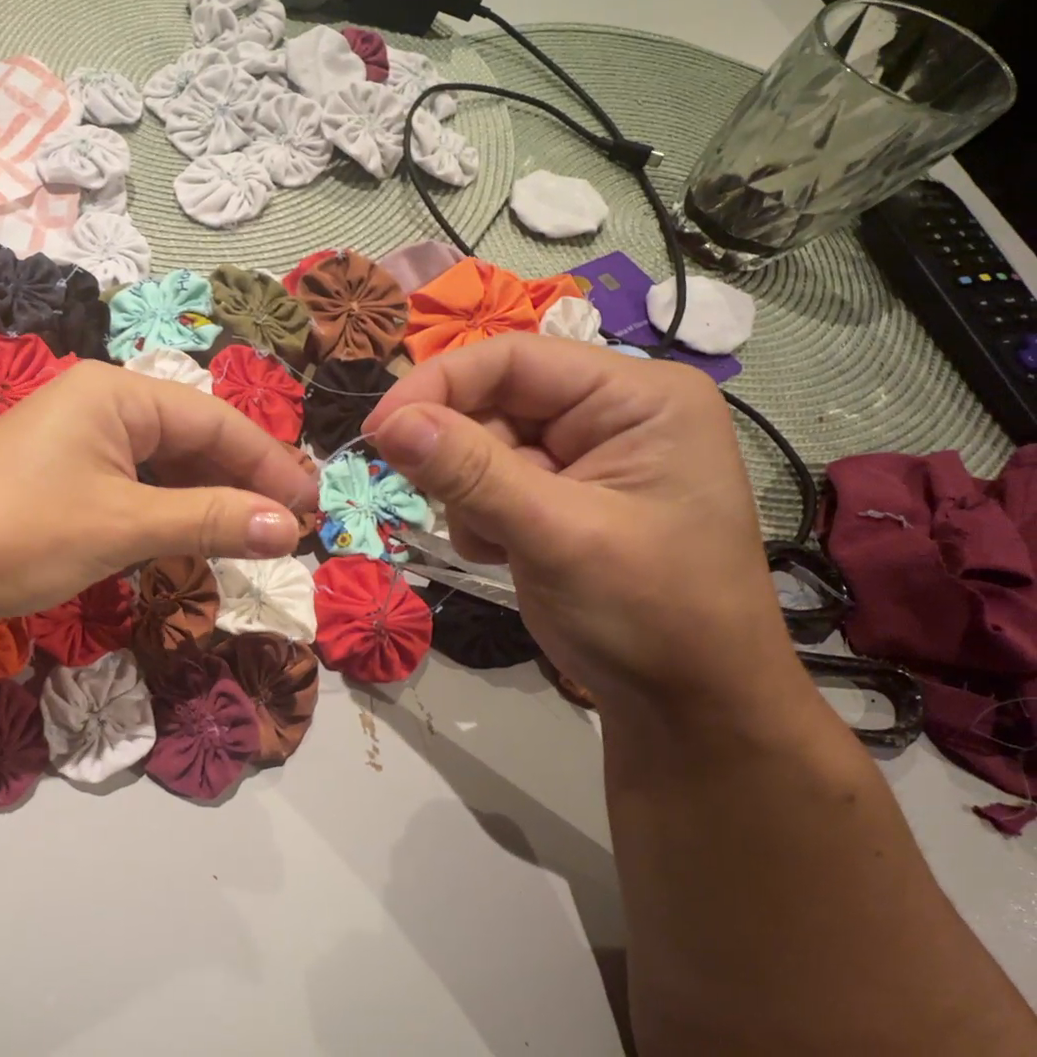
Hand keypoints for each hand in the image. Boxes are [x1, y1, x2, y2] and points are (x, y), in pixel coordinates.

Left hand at [0, 361, 315, 629]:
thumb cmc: (23, 535)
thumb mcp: (124, 527)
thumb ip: (209, 521)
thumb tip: (289, 528)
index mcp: (113, 391)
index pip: (213, 420)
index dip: (268, 464)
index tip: (312, 506)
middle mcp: (93, 400)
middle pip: (188, 436)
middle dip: (237, 482)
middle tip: (285, 527)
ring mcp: (69, 436)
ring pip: (157, 462)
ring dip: (201, 499)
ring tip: (247, 536)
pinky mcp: (53, 470)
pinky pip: (125, 480)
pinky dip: (160, 508)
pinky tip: (184, 535)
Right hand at [364, 335, 796, 712]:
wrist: (689, 705)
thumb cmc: (648, 613)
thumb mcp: (555, 534)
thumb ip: (469, 472)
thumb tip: (387, 422)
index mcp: (637, 397)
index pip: (512, 359)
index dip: (436, 386)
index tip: (375, 433)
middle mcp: (611, 414)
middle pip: (491, 402)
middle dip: (460, 459)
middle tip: (461, 514)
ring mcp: (585, 458)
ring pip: (479, 447)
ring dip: (468, 497)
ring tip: (503, 546)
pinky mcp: (560, 497)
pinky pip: (487, 484)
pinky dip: (478, 519)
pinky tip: (508, 555)